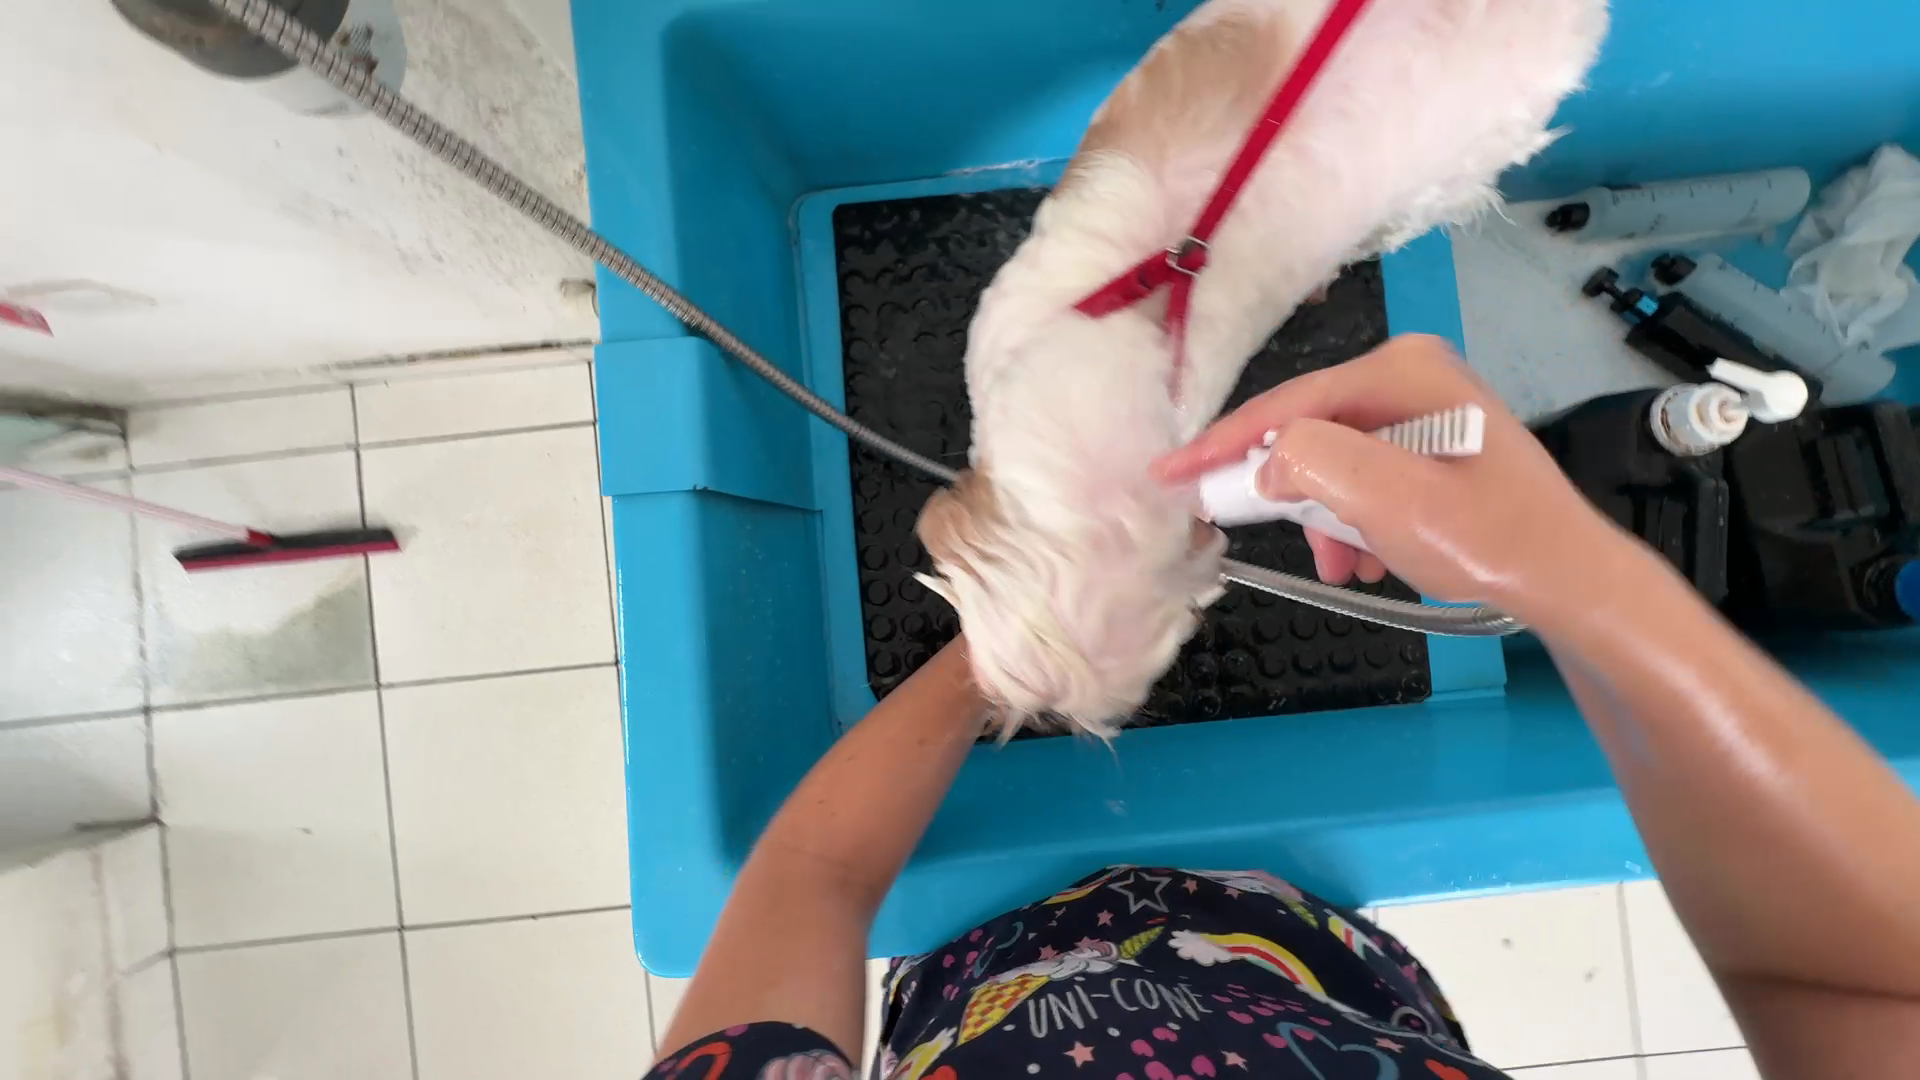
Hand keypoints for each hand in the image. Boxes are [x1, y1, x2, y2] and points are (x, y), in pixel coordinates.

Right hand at [1155, 335, 1629, 621]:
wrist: (1565, 581)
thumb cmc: (1482, 538)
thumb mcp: (1387, 497)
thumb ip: (1311, 460)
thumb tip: (1265, 464)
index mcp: (1398, 371)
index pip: (1284, 405)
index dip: (1219, 444)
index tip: (1168, 474)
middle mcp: (1406, 377)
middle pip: (1304, 433)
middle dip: (1283, 490)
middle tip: (1243, 527)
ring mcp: (1418, 410)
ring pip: (1328, 462)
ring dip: (1320, 516)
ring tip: (1340, 563)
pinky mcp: (1426, 444)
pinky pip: (1358, 477)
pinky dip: (1348, 518)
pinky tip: (1365, 556)